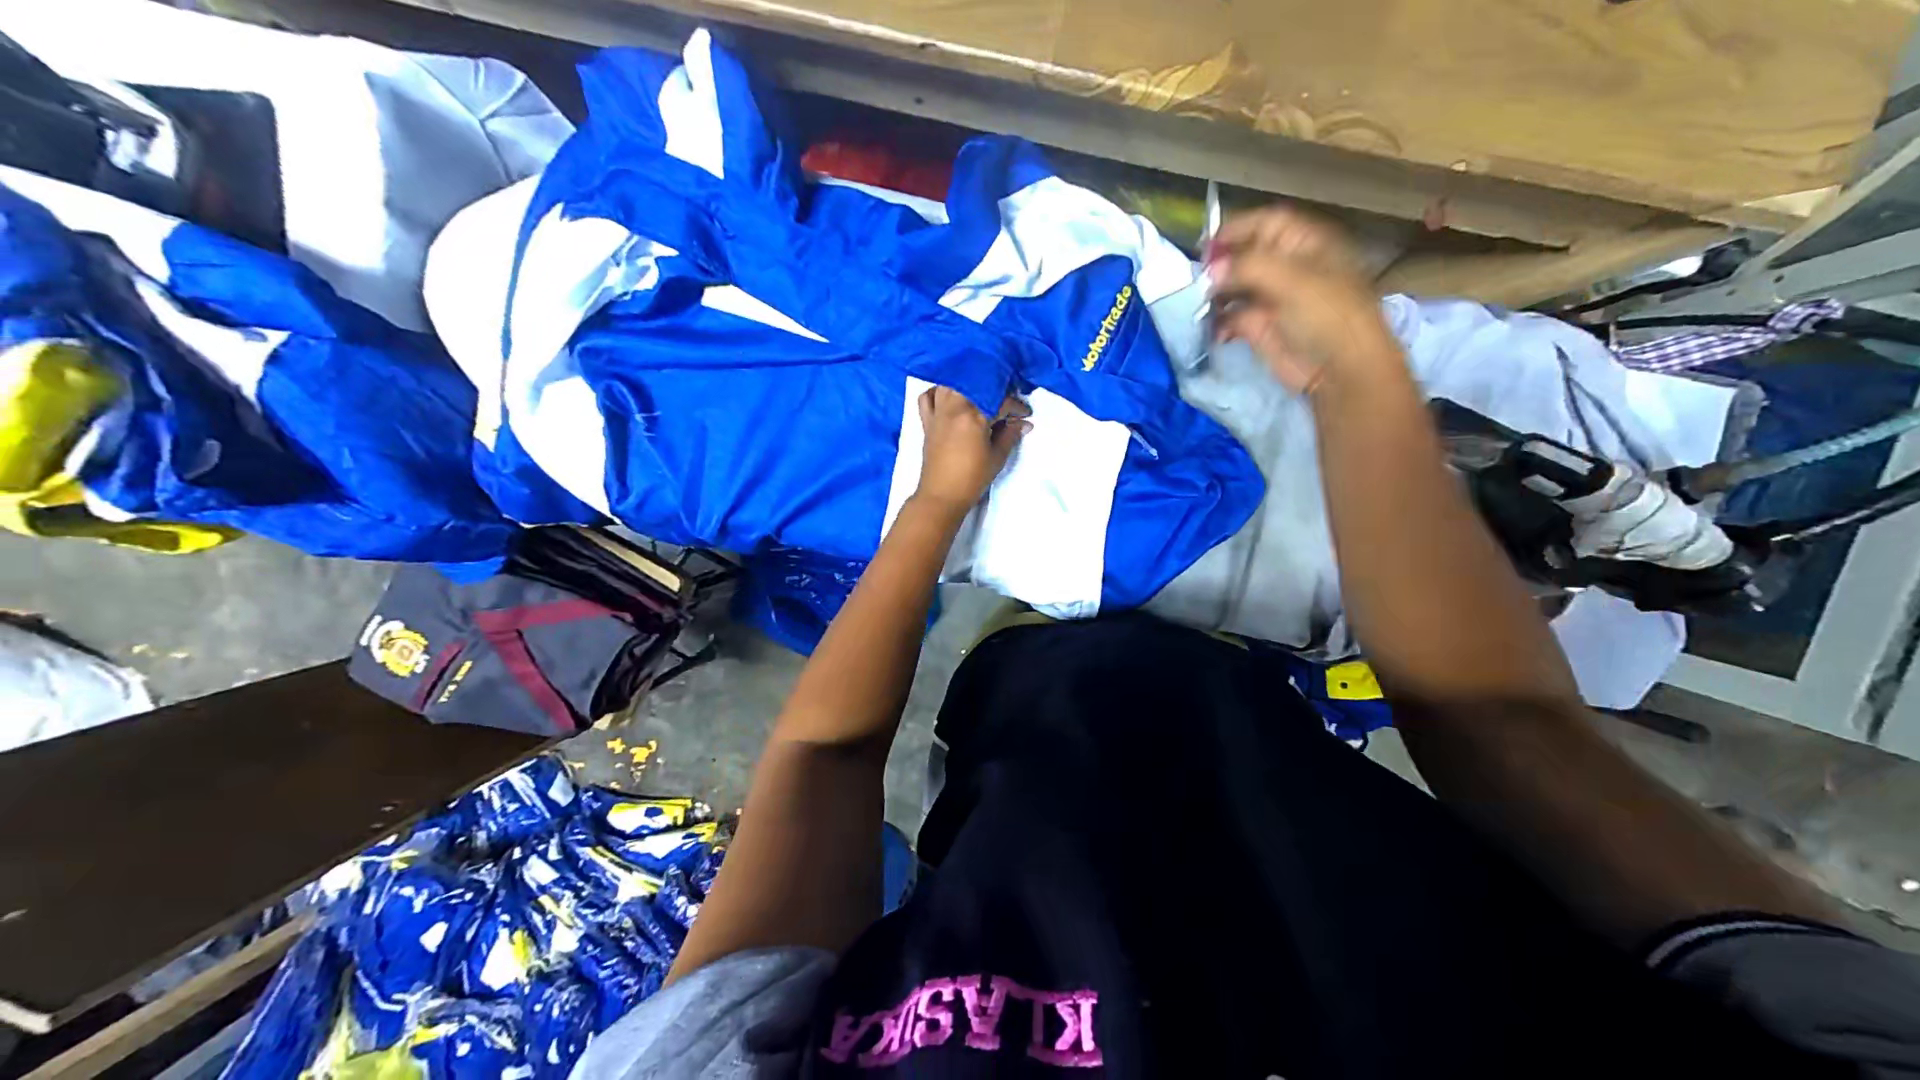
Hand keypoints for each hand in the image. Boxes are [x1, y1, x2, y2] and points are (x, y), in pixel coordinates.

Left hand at [912, 386, 1029, 514]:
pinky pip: (927, 397)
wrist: (941, 495)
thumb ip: (1010, 435)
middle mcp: (954, 407)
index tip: (1025, 415)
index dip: (1017, 407)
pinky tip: (948, 399)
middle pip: (975, 384)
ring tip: (979, 396)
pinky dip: (937, 393)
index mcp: (974, 415)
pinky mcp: (927, 421)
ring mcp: (938, 412)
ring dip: (967, 386)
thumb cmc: (972, 478)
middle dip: (994, 389)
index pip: (1001, 401)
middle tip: (1004, 403)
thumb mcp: (997, 457)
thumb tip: (1022, 423)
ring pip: (951, 385)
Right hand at [1207, 205, 1405, 397]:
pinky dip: (1218, 322)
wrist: (1339, 369)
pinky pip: (1231, 317)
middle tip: (1199, 280)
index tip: (1207, 245)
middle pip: (1244, 254)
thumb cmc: (1326, 315)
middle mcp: (1287, 266)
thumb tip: (1212, 270)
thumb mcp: (1292, 280)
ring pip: (1234, 286)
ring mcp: (1272, 298)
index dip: (1236, 229)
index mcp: (1305, 244)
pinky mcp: (1260, 327)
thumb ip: (1248, 267)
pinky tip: (1213, 329)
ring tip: (1201, 305)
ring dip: (1215, 294)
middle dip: (1221, 265)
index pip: (1266, 223)